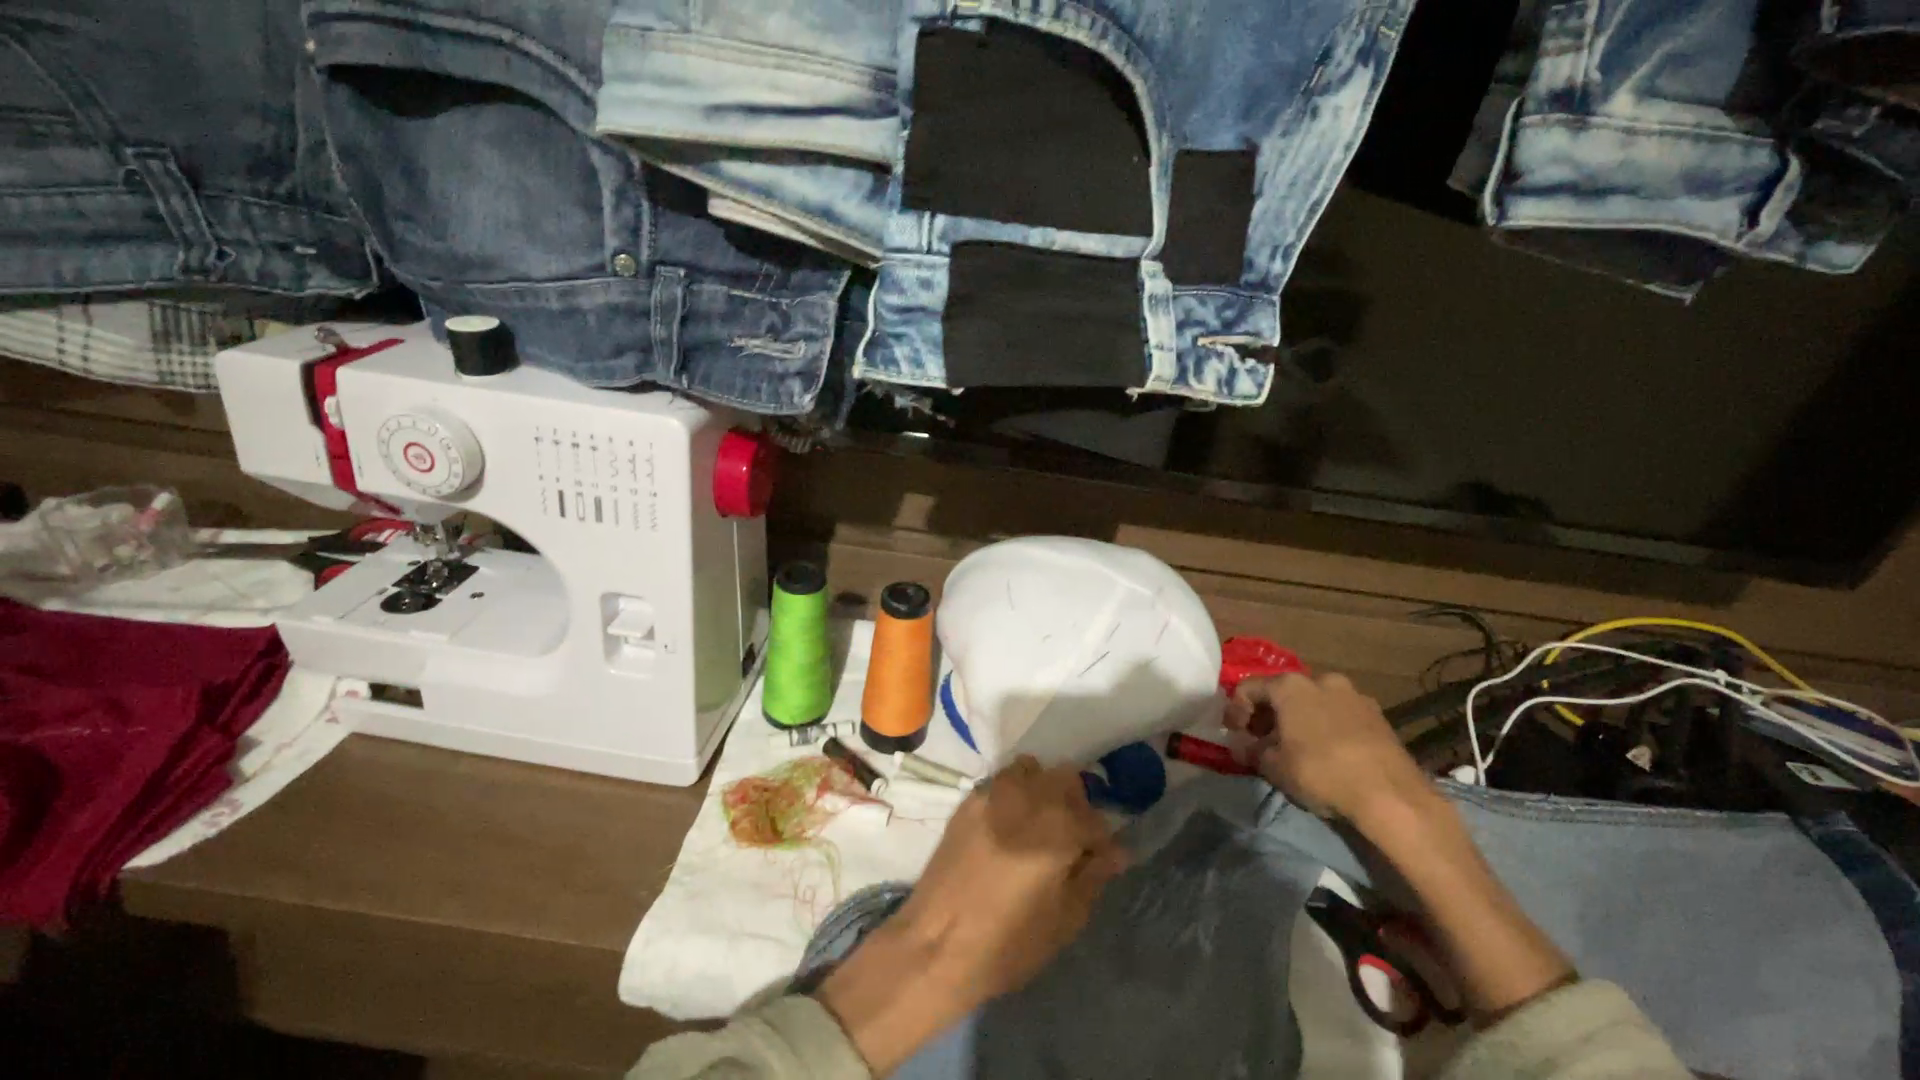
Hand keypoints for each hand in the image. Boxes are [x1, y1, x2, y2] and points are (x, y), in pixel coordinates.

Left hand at [895, 756, 1126, 1002]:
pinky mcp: (964, 805)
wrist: (934, 947)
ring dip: (1042, 789)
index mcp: (1057, 829)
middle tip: (1072, 838)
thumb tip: (1114, 853)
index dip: (1103, 842)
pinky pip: (999, 782)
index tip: (1100, 861)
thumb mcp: (1064, 920)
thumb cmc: (1008, 945)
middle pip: (1065, 778)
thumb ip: (1092, 877)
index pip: (1096, 820)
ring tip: (1039, 824)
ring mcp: (990, 796)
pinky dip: (1012, 794)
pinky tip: (1008, 827)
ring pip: (1029, 770)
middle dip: (1076, 804)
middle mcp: (1025, 800)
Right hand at [1225, 672, 1430, 823]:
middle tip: (1262, 741)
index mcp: (1291, 686)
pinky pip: (1339, 714)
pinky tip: (1327, 752)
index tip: (1234, 734)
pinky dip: (1325, 726)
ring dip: (1299, 720)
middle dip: (1268, 715)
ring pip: (1314, 702)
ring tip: (1296, 748)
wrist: (1390, 794)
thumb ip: (1252, 751)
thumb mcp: (1274, 767)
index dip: (1234, 710)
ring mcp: (1354, 695)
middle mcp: (1322, 680)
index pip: (1249, 688)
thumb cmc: (1321, 773)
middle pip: (1284, 692)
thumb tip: (1240, 746)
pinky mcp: (1378, 714)